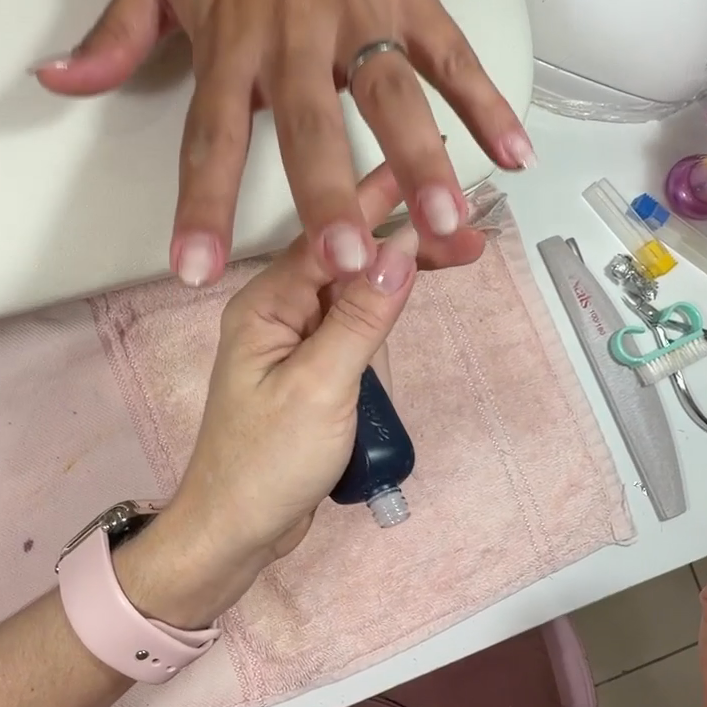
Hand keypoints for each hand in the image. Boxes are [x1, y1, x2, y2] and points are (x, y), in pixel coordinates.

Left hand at [36, 0, 530, 286]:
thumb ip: (114, 38)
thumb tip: (55, 83)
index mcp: (231, 40)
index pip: (210, 138)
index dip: (201, 207)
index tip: (197, 270)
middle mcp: (295, 35)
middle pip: (310, 128)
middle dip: (326, 197)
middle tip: (345, 265)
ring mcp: (359, 14)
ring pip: (392, 95)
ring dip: (419, 160)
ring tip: (442, 225)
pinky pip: (451, 52)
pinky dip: (483, 100)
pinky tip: (512, 152)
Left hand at [163, 164, 436, 595]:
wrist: (235, 530)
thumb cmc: (267, 462)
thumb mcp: (318, 386)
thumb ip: (358, 318)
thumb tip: (400, 251)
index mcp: (266, 303)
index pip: (331, 240)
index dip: (384, 206)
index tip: (436, 176)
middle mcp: (278, 310)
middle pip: (347, 257)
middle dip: (405, 237)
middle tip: (471, 226)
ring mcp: (294, 339)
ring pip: (354, 287)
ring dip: (403, 268)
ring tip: (461, 250)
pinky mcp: (310, 367)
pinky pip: (352, 320)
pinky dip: (387, 303)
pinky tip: (414, 286)